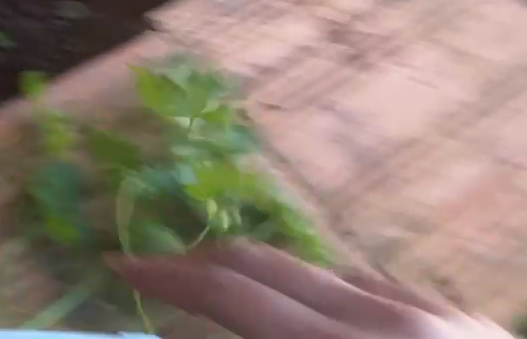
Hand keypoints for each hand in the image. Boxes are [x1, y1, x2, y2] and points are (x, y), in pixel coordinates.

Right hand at [109, 241, 508, 338]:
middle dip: (195, 264)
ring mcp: (444, 318)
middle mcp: (397, 321)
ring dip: (261, 281)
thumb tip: (200, 336)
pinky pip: (375, 290)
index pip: (232, 293)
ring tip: (232, 304)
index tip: (115, 265)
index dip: (163, 276)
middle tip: (153, 276)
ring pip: (315, 270)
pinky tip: (325, 325)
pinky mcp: (477, 326)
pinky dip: (328, 298)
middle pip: (261, 262)